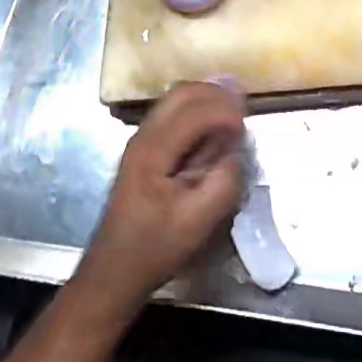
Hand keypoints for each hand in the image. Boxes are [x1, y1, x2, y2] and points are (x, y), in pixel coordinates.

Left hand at [73, 82, 245, 315]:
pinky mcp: (146, 148)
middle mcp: (144, 134)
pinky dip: (198, 112)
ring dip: (207, 100)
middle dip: (216, 95)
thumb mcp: (197, 223)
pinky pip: (174, 114)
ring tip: (233, 115)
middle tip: (243, 110)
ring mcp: (142, 139)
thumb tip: (237, 152)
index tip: (246, 127)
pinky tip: (214, 130)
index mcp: (153, 150)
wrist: (115, 267)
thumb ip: (224, 183)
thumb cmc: (155, 247)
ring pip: (177, 99)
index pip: (194, 111)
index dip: (224, 112)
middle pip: (182, 93)